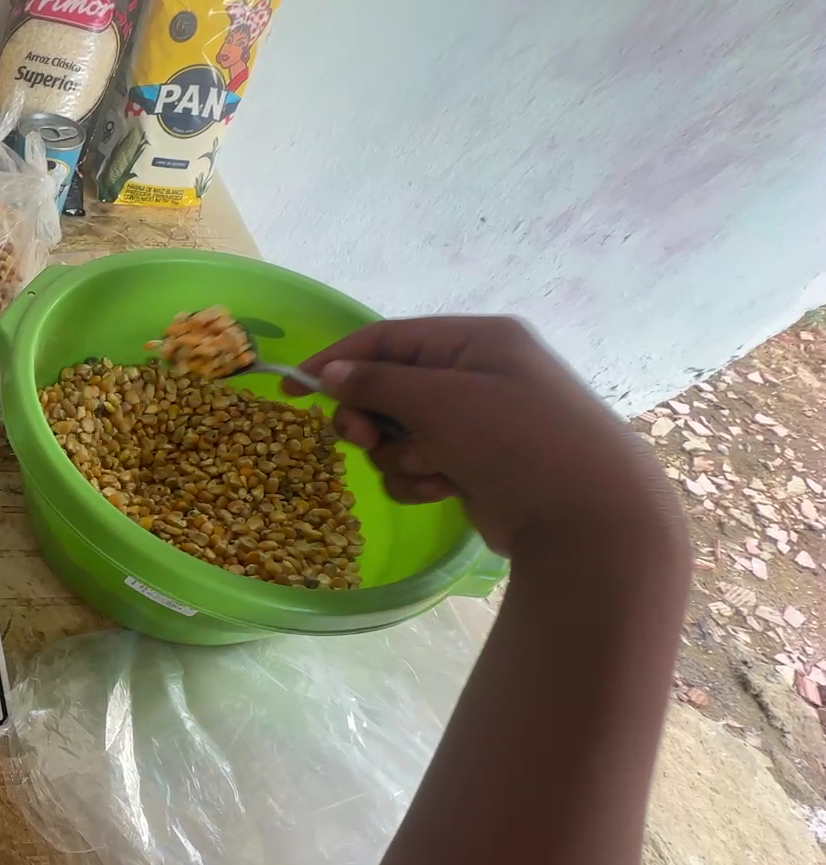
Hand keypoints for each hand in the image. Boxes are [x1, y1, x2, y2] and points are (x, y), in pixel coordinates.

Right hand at [291, 316, 682, 556]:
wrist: (584, 516)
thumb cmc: (514, 440)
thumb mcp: (437, 400)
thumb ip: (374, 383)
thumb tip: (328, 373)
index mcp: (474, 342)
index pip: (384, 339)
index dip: (332, 361)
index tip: (289, 389)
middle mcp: (473, 375)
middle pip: (383, 389)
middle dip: (369, 420)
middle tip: (364, 442)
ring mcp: (472, 421)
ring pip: (393, 433)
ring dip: (399, 455)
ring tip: (433, 468)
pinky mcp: (469, 461)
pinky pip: (412, 464)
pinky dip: (418, 478)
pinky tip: (447, 488)